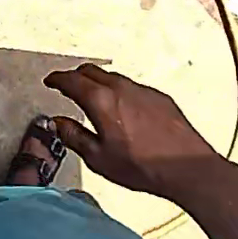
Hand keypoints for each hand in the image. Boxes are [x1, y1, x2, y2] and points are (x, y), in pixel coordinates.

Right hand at [42, 64, 237, 206]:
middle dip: (75, 76)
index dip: (57, 79)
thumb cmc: (141, 166)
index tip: (50, 82)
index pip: (71, 80)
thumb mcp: (99, 158)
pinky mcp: (158, 97)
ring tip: (92, 98)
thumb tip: (56, 123)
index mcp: (101, 101)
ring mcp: (142, 90)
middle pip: (90, 71)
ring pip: (111, 77)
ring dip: (97, 82)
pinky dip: (118, 91)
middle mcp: (120, 88)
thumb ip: (73, 136)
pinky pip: (131, 87)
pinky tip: (121, 110)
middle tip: (67, 87)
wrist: (187, 167)